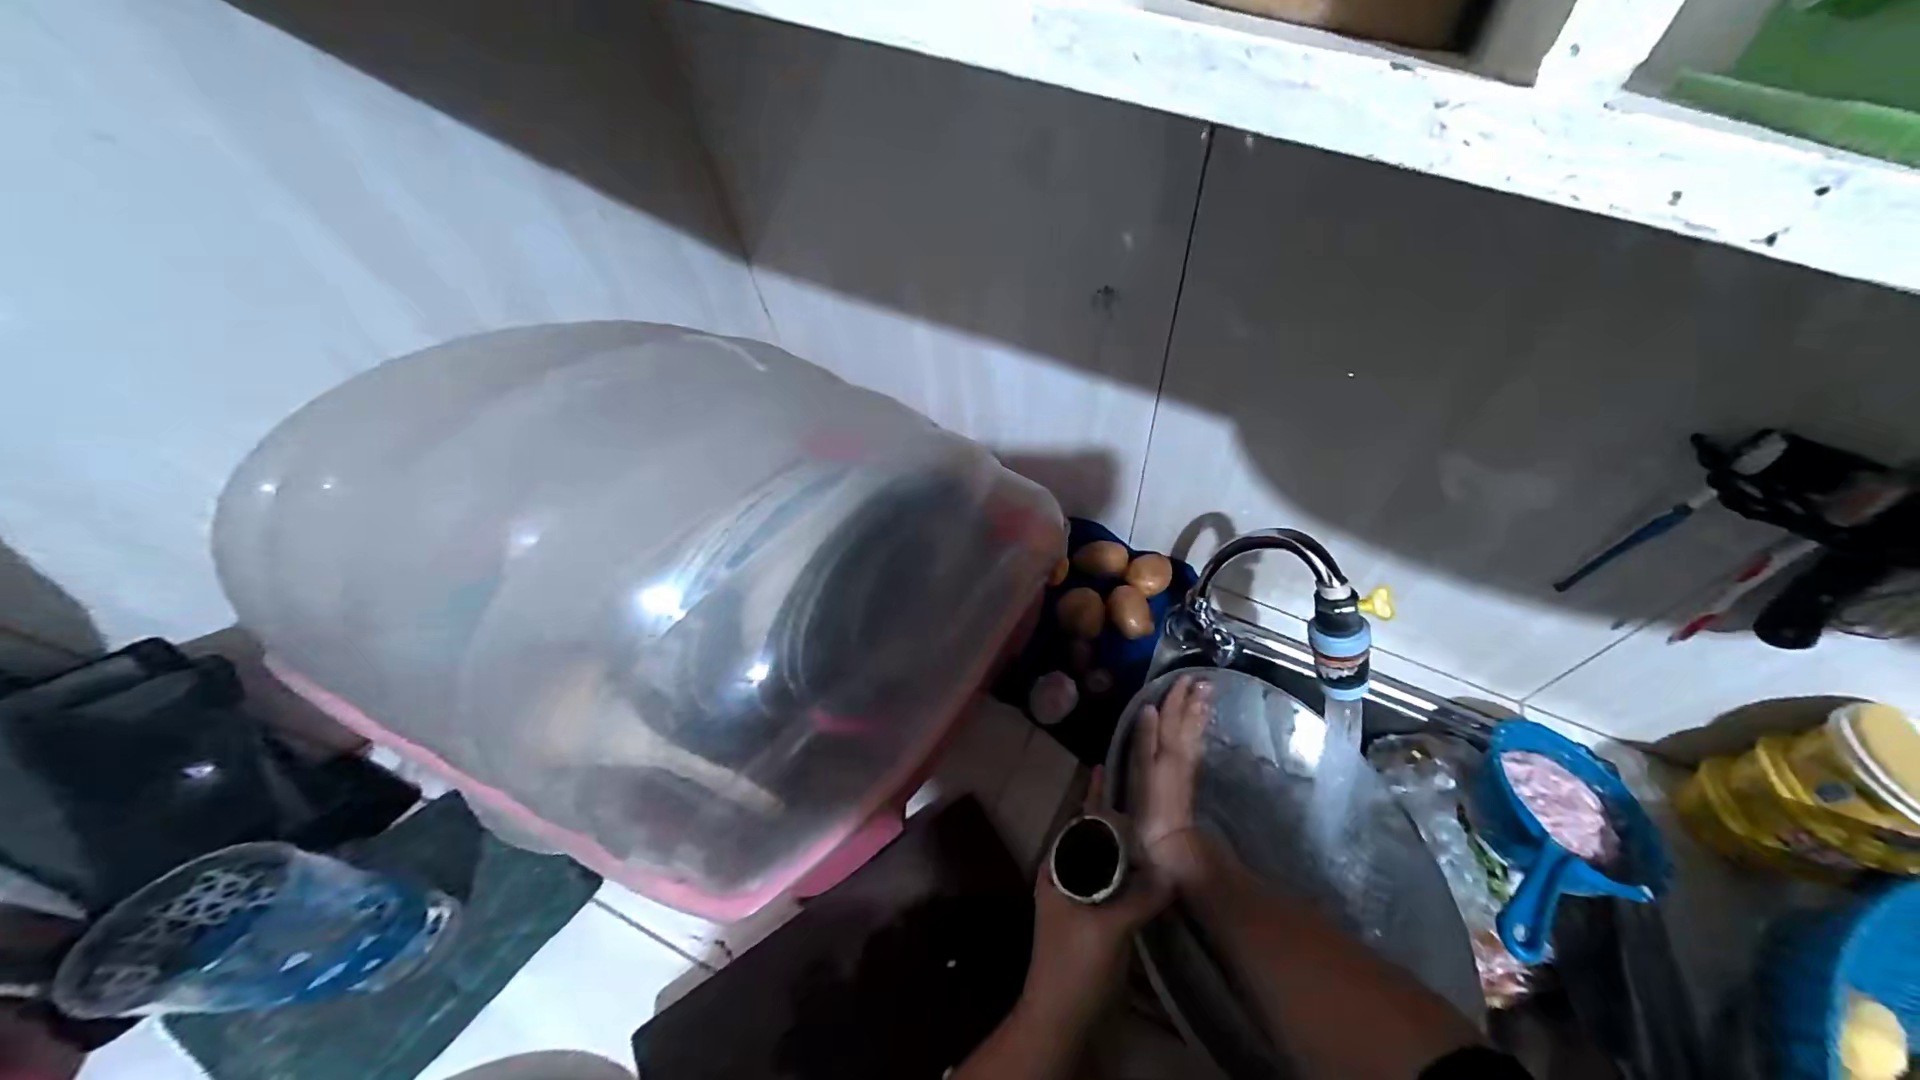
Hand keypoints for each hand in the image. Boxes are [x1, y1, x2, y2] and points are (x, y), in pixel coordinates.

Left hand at [1022, 768, 1166, 1026]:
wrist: (1059, 1021)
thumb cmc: (1074, 967)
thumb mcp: (1108, 929)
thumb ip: (1139, 898)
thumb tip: (1171, 872)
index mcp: (1057, 870)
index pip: (1079, 824)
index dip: (1093, 798)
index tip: (1106, 768)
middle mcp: (1066, 879)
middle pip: (1093, 841)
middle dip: (1116, 821)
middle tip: (1147, 798)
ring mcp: (1080, 902)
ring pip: (1105, 865)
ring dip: (1126, 850)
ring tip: (1155, 830)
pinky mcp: (1095, 924)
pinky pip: (1115, 890)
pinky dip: (1132, 879)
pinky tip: (1154, 876)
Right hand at [1129, 674, 1212, 885]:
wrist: (1170, 840)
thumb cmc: (1150, 805)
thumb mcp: (1142, 770)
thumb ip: (1145, 738)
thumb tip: (1150, 708)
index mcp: (1167, 747)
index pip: (1171, 715)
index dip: (1176, 696)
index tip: (1185, 676)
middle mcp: (1180, 752)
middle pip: (1187, 721)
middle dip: (1194, 701)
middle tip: (1204, 681)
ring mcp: (1186, 764)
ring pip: (1194, 732)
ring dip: (1199, 713)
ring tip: (1206, 697)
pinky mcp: (1187, 777)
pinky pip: (1195, 744)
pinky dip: (1198, 731)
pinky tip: (1200, 728)